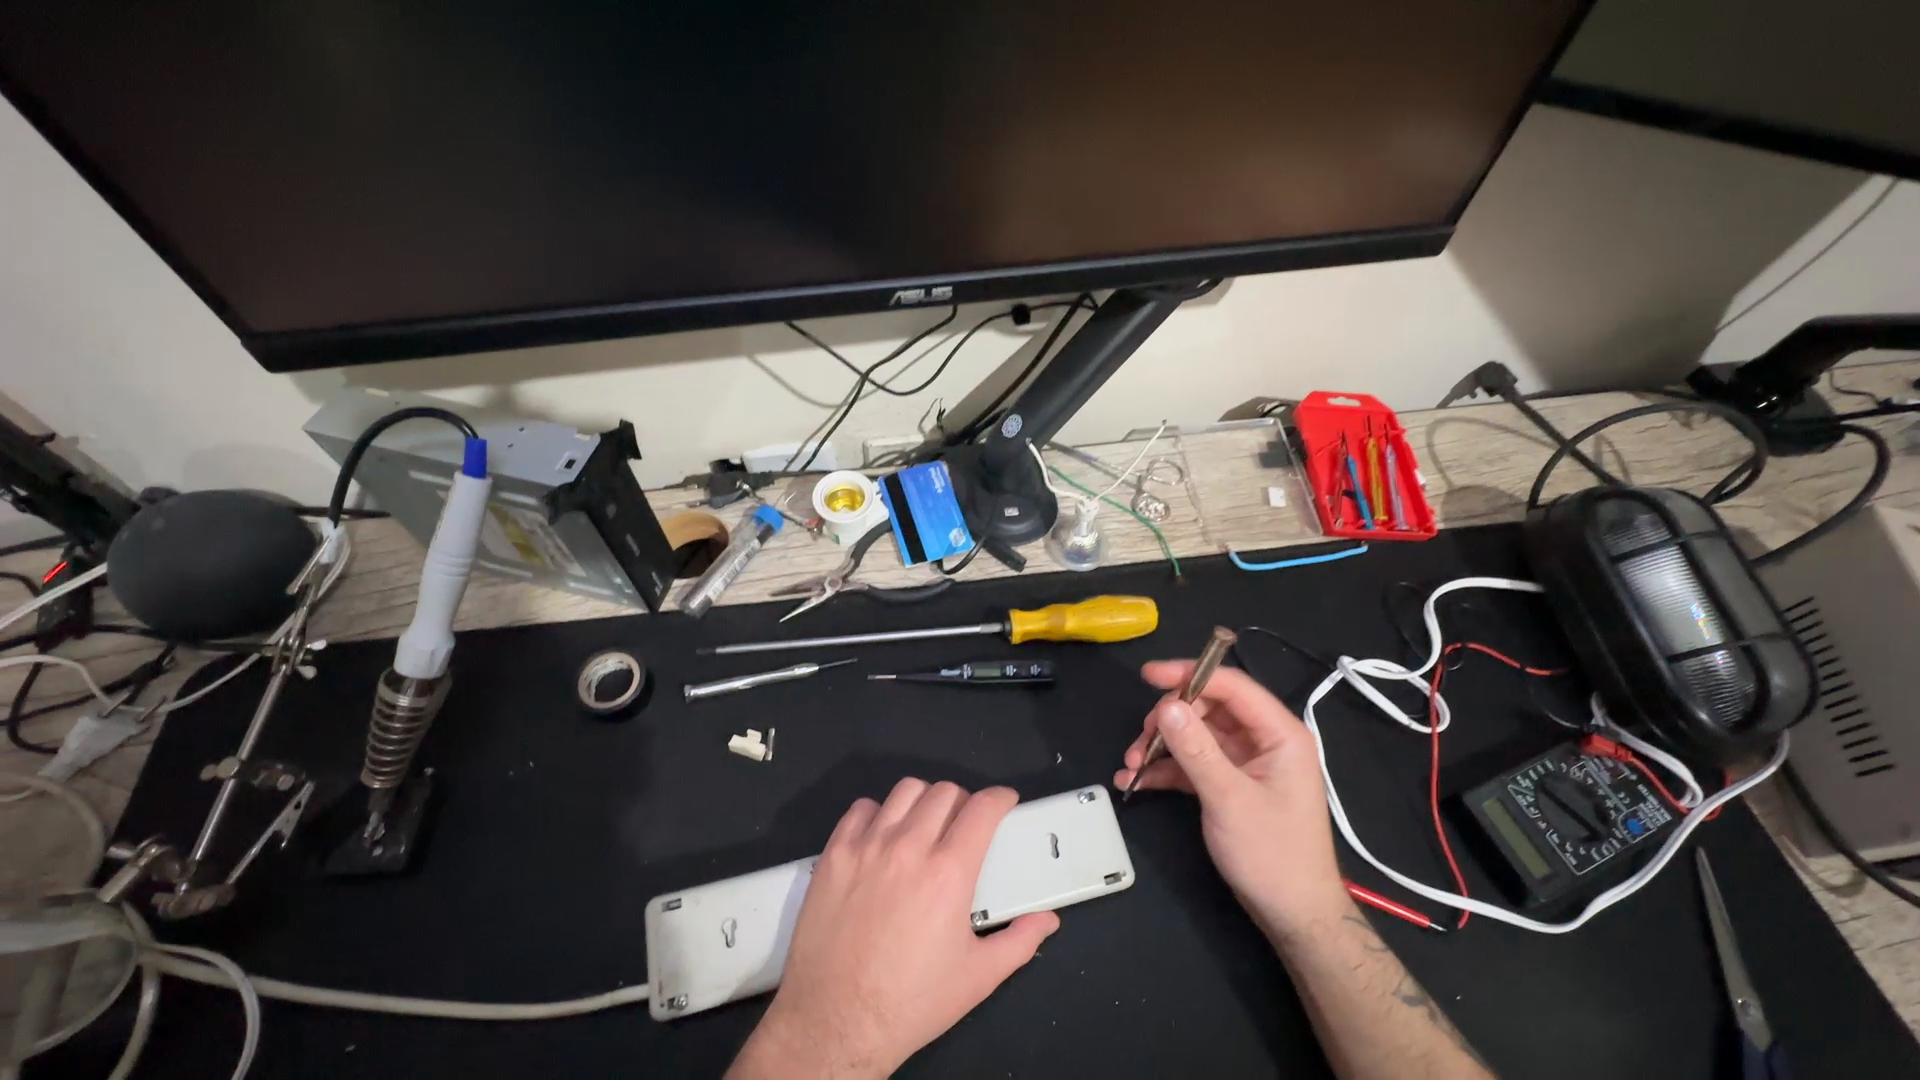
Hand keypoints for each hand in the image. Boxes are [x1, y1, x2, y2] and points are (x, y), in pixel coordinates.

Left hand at [728, 780, 1059, 1079]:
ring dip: (923, 802)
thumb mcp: (978, 978)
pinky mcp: (834, 855)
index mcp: (949, 873)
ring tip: (926, 826)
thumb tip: (1047, 920)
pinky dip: (878, 814)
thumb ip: (1019, 941)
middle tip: (965, 825)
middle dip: (964, 801)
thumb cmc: (911, 1002)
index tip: (1004, 802)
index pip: (982, 808)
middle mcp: (908, 848)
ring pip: (904, 791)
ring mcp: (866, 847)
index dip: (1000, 798)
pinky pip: (861, 809)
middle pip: (944, 792)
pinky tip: (883, 837)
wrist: (835, 1023)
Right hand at [1114, 661, 1347, 940]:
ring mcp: (1247, 764)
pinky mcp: (1231, 786)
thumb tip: (1166, 707)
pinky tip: (1136, 782)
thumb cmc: (1273, 856)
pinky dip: (1166, 770)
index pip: (1232, 687)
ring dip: (1161, 747)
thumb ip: (1196, 750)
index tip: (1148, 675)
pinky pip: (1194, 764)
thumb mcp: (1229, 800)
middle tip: (1139, 739)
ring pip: (1197, 736)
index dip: (1189, 675)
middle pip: (1209, 709)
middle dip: (1169, 720)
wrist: (1295, 917)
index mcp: (1280, 735)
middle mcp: (1265, 742)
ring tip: (1131, 766)